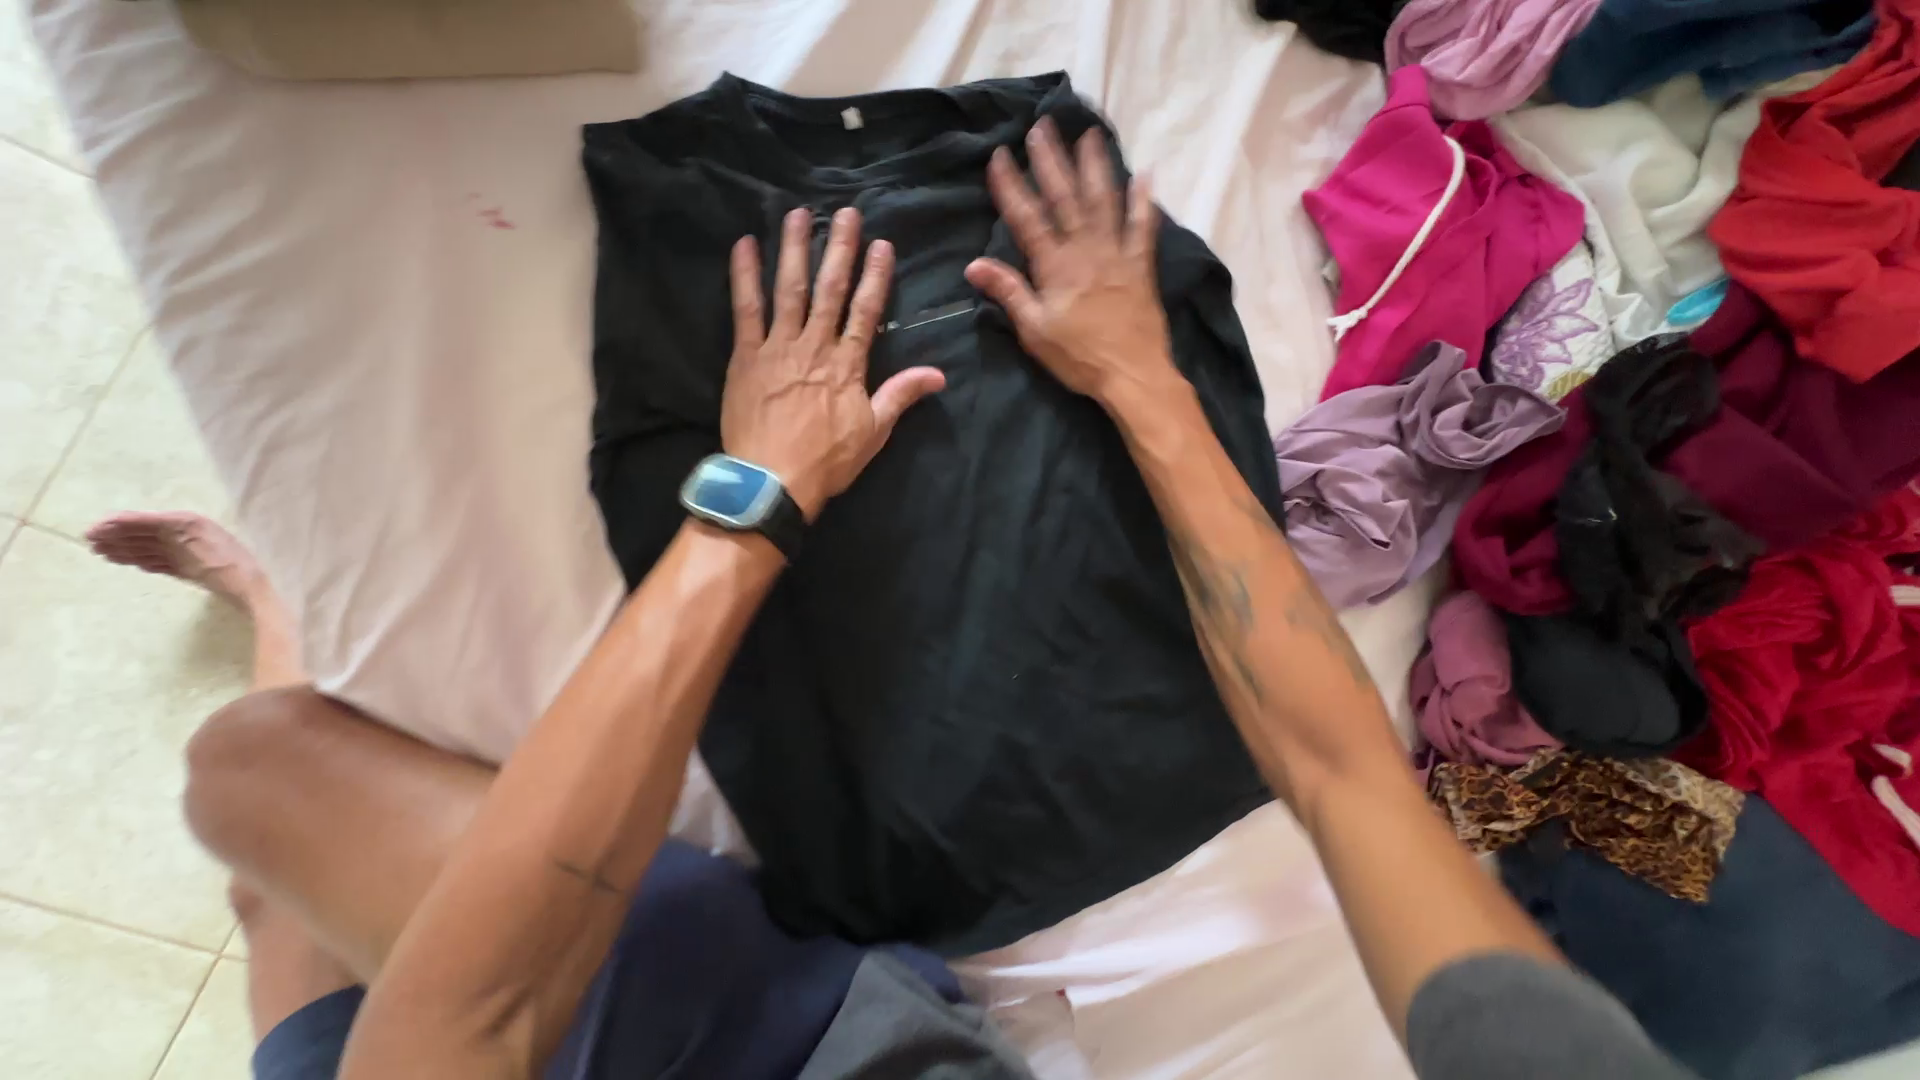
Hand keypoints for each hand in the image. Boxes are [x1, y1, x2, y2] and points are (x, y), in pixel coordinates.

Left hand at [722, 207, 945, 519]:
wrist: (772, 481)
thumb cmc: (827, 461)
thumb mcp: (874, 432)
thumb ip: (902, 395)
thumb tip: (939, 375)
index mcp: (847, 365)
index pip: (866, 311)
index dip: (875, 276)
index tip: (881, 245)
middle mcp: (815, 346)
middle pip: (830, 290)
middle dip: (840, 249)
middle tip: (845, 213)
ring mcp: (778, 348)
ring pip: (789, 290)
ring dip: (795, 250)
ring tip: (799, 215)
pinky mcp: (746, 356)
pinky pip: (745, 309)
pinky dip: (745, 276)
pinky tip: (745, 245)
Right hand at [964, 118, 1180, 408]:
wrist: (1133, 373)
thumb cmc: (1078, 357)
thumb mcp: (1034, 330)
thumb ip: (1008, 292)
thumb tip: (974, 265)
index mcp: (1054, 266)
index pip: (1026, 218)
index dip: (1011, 186)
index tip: (1000, 155)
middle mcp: (1085, 250)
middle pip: (1065, 198)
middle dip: (1051, 161)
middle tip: (1042, 126)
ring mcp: (1116, 254)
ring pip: (1104, 201)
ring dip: (1095, 166)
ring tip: (1089, 134)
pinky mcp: (1141, 266)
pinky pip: (1143, 227)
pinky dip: (1144, 201)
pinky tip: (1145, 175)